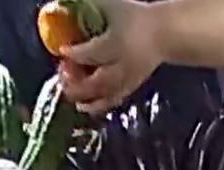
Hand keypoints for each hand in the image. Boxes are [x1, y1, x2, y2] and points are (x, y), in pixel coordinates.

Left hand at [61, 0, 165, 114]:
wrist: (162, 34)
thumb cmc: (134, 16)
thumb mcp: (110, 5)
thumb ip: (88, 4)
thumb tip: (61, 3)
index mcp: (118, 44)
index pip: (95, 52)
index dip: (77, 53)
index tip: (62, 51)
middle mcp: (124, 66)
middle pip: (101, 81)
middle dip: (81, 84)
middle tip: (64, 81)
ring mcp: (129, 80)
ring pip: (108, 95)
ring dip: (90, 100)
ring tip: (75, 101)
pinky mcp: (132, 87)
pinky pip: (115, 99)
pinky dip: (101, 105)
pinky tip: (87, 107)